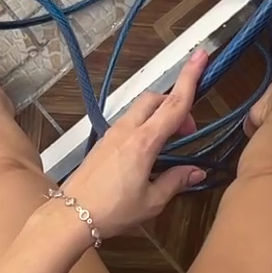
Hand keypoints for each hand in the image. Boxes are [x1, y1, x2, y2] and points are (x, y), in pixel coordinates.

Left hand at [60, 48, 208, 232]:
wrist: (71, 216)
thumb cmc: (110, 211)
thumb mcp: (152, 201)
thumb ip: (176, 181)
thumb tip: (195, 172)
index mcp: (143, 142)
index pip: (174, 103)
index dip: (190, 77)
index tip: (200, 56)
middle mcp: (126, 131)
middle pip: (156, 99)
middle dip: (176, 104)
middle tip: (188, 129)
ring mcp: (112, 134)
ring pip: (141, 109)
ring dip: (159, 116)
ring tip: (170, 142)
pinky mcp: (103, 142)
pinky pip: (129, 123)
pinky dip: (145, 126)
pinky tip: (149, 150)